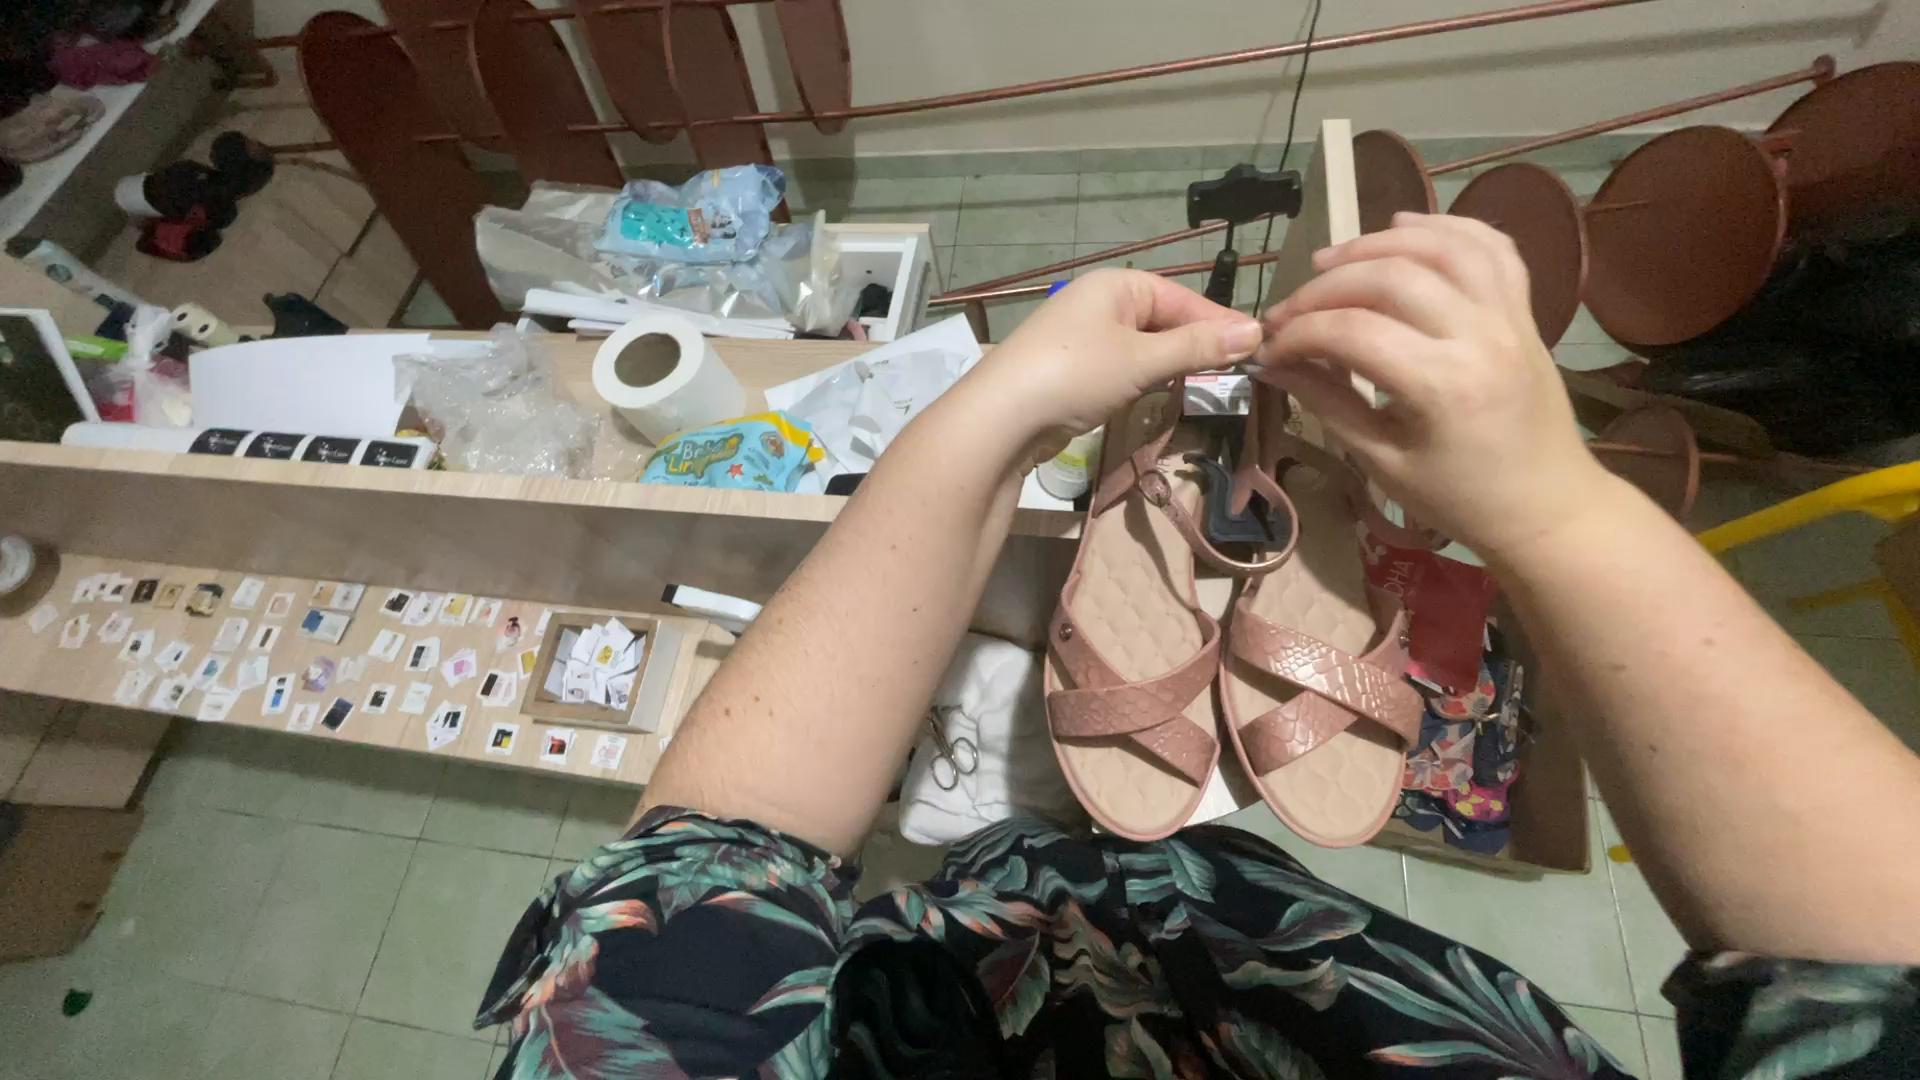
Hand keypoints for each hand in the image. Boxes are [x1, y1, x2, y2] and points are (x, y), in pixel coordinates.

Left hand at [967, 269, 1263, 449]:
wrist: (1002, 417)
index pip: (1181, 298)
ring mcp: (1078, 339)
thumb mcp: (1143, 360)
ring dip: (1166, 366)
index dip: (1218, 323)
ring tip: (1199, 385)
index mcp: (1115, 285)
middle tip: (1232, 372)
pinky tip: (1151, 397)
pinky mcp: (1066, 373)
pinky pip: (1115, 370)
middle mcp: (1095, 304)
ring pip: (1138, 349)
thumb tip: (1254, 332)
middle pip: (1160, 321)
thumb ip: (1197, 347)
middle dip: (1192, 345)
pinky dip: (1137, 381)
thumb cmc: (1076, 374)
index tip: (1256, 347)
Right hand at [1252, 213, 1617, 561]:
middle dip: (1324, 287)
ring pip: (1442, 246)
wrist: (1544, 505)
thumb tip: (1274, 367)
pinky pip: (1490, 247)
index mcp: (1442, 385)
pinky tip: (1402, 227)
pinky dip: (1444, 227)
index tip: (1268, 352)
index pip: (1352, 332)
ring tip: (1329, 260)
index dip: (1298, 335)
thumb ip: (1327, 403)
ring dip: (1376, 244)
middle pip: (1392, 277)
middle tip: (1286, 312)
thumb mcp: (1380, 459)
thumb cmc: (1455, 496)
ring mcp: (1510, 316)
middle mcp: (1482, 335)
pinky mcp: (1524, 311)